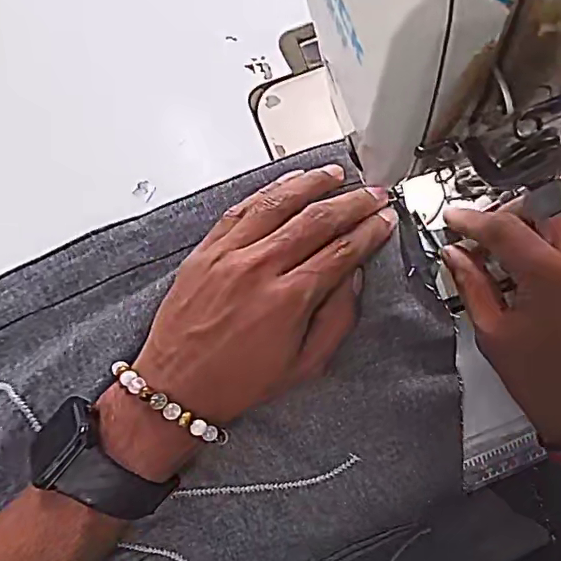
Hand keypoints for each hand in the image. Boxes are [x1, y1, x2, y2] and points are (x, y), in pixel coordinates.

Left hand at [100, 164, 397, 479]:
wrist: (177, 386)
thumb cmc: (237, 381)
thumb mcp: (303, 366)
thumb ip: (336, 321)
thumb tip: (353, 279)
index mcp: (287, 300)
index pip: (341, 251)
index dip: (369, 231)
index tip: (383, 220)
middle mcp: (258, 269)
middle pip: (316, 220)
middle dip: (351, 203)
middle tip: (371, 194)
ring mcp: (229, 255)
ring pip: (279, 204)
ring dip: (312, 184)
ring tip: (335, 174)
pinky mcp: (206, 251)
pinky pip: (242, 209)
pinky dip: (269, 191)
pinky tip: (287, 183)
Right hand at [442, 201, 560, 448]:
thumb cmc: (549, 383)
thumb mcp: (494, 332)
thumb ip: (472, 284)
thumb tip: (457, 255)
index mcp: (553, 275)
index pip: (506, 225)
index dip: (473, 219)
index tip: (457, 219)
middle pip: (547, 202)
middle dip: (512, 210)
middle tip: (485, 231)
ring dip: (537, 221)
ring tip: (508, 250)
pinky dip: (556, 239)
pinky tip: (534, 266)